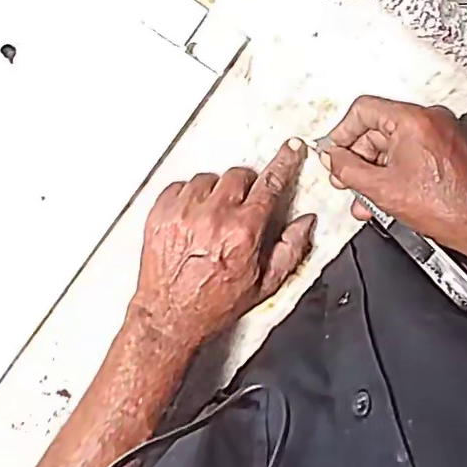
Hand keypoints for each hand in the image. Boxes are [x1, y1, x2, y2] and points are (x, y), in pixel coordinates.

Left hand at [130, 138, 316, 349]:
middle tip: (240, 208)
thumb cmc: (215, 303)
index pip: (270, 183)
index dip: (284, 162)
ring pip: (209, 178)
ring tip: (212, 218)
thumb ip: (291, 249)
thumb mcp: (265, 284)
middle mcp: (214, 216)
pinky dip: (188, 197)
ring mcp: (184, 212)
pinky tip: (192, 218)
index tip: (290, 148)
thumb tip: (306, 222)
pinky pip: (181, 185)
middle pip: (238, 175)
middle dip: (244, 187)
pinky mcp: (161, 212)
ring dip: (215, 193)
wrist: (169, 317)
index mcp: (243, 231)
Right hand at [317, 96, 466, 263]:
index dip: (342, 133)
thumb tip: (332, 158)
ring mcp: (444, 132)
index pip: (363, 109)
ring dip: (375, 169)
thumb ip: (348, 169)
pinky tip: (387, 194)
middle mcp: (432, 119)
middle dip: (358, 156)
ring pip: (395, 143)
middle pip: (379, 127)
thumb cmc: (449, 208)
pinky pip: (413, 151)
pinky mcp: (451, 148)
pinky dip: (396, 170)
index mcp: (414, 119)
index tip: (333, 152)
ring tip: (365, 195)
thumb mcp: (382, 189)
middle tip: (345, 178)